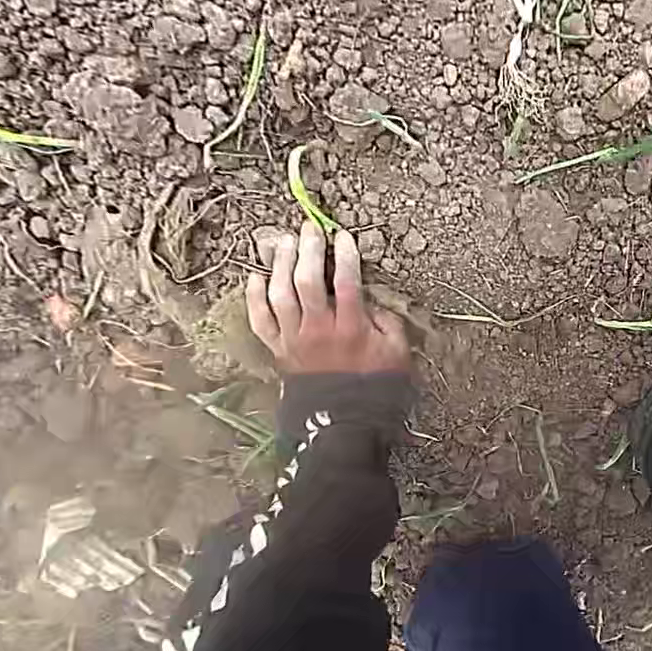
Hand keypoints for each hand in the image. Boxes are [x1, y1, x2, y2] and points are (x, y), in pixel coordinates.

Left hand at [247, 220, 409, 375]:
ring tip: (284, 242)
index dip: (345, 256)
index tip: (344, 237)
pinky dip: (254, 297)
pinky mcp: (278, 350)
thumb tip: (370, 300)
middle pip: (308, 280)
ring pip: (280, 293)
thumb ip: (387, 322)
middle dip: (309, 250)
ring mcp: (294, 339)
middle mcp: (318, 329)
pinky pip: (260, 320)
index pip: (347, 282)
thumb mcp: (397, 353)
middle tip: (310, 228)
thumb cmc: (375, 386)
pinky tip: (256, 277)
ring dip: (280, 264)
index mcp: (351, 328)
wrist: (344, 422)